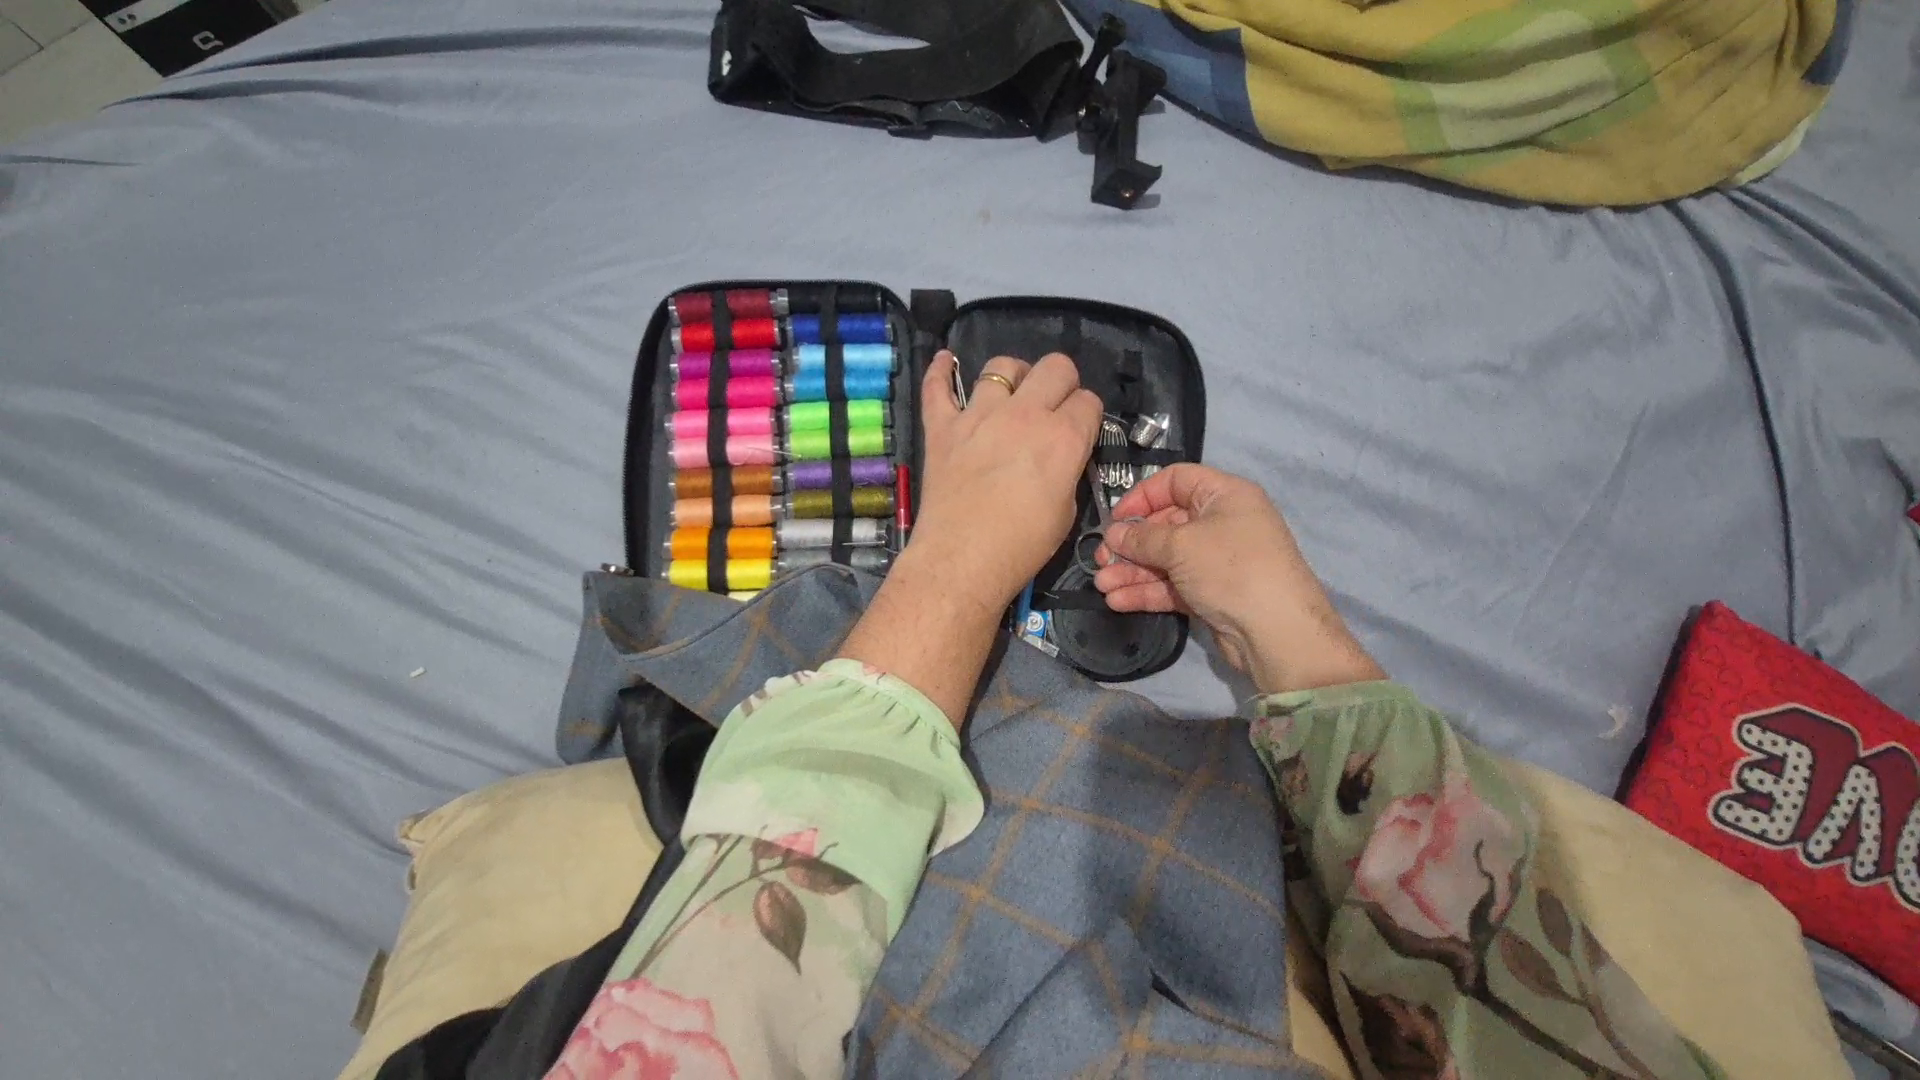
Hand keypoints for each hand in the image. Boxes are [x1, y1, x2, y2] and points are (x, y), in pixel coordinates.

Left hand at [903, 350, 1103, 612]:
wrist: (962, 561)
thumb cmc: (1021, 546)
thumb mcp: (1066, 511)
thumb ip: (1067, 470)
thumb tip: (1060, 457)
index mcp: (1063, 437)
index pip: (1089, 402)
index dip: (1088, 415)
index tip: (1081, 430)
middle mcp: (1024, 414)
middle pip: (1055, 367)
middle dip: (1063, 382)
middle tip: (1054, 406)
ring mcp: (978, 416)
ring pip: (1001, 367)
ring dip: (1013, 376)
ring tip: (1011, 393)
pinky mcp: (942, 427)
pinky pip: (937, 387)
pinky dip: (941, 371)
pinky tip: (946, 361)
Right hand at [1093, 464, 1384, 693]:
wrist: (1276, 632)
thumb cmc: (1231, 568)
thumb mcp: (1181, 545)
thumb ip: (1142, 538)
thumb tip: (1114, 534)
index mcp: (1224, 496)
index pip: (1176, 481)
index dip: (1142, 497)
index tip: (1115, 520)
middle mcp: (1222, 523)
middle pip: (1165, 524)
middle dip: (1130, 543)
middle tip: (1101, 559)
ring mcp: (1216, 561)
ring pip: (1165, 560)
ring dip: (1132, 571)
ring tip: (1102, 586)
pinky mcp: (1211, 594)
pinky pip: (1172, 585)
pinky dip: (1146, 591)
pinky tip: (1118, 601)